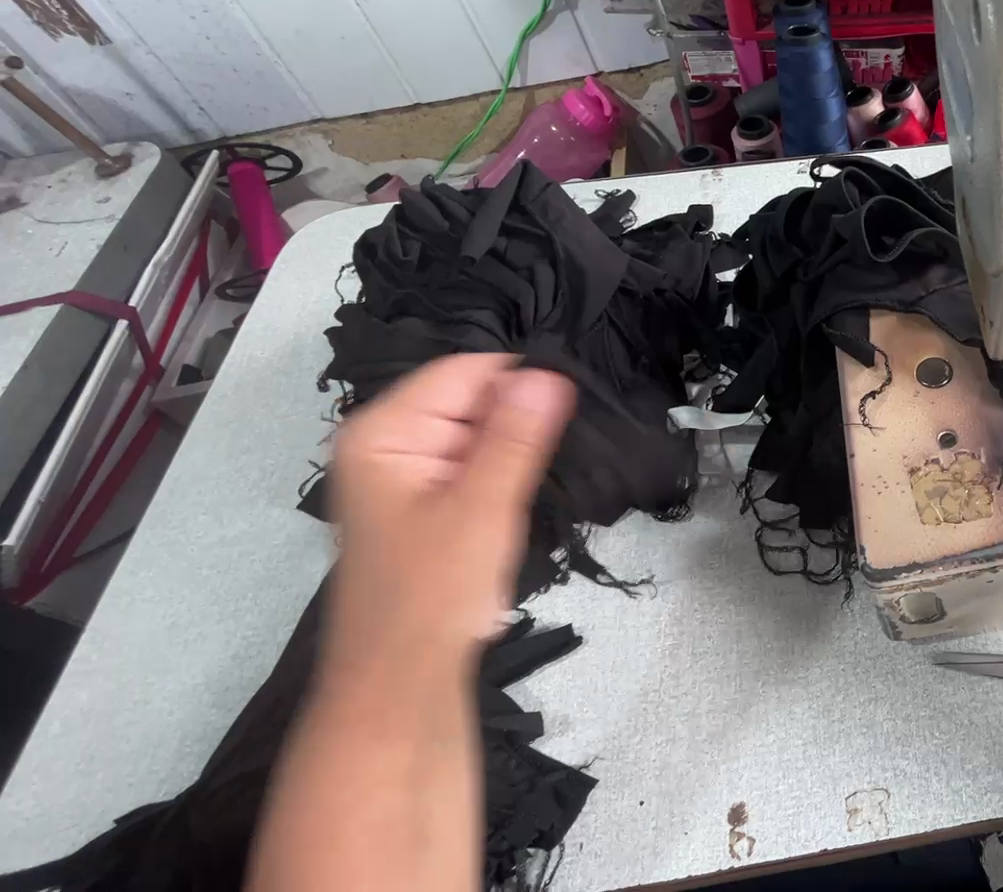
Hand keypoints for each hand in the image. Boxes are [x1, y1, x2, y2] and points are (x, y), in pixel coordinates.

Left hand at [328, 354, 574, 661]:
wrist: (403, 678)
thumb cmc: (433, 594)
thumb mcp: (483, 507)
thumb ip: (517, 436)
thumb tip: (550, 373)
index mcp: (385, 430)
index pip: (470, 371)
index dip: (523, 387)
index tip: (568, 415)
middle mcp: (390, 440)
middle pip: (475, 398)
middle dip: (521, 420)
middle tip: (555, 457)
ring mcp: (408, 469)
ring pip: (483, 431)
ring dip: (517, 449)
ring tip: (536, 480)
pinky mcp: (428, 496)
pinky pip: (477, 460)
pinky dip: (506, 472)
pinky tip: (520, 496)